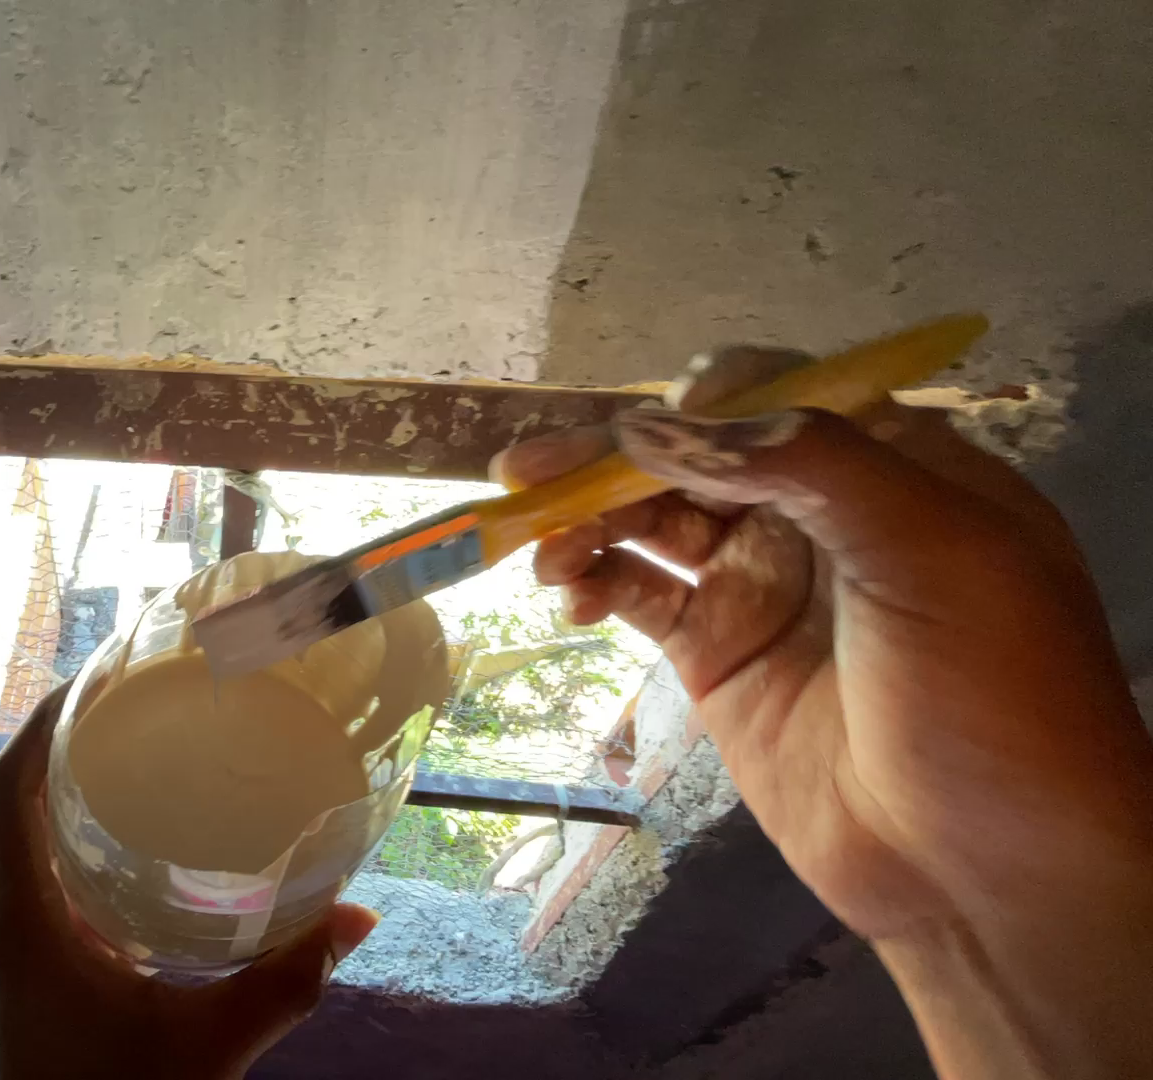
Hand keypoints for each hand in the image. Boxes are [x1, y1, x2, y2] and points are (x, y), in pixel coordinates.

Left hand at [0, 689, 378, 1079]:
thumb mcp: (206, 1050)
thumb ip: (285, 984)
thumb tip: (359, 916)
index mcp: (25, 919)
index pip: (5, 793)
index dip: (38, 725)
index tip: (90, 681)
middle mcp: (9, 914)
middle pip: (14, 794)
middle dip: (59, 733)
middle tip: (128, 694)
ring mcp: (19, 933)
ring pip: (26, 826)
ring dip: (63, 773)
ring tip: (131, 734)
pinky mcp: (39, 951)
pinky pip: (45, 860)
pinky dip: (76, 821)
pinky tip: (132, 819)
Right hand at [495, 347, 1152, 1077]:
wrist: (972, 870)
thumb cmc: (989, 701)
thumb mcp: (935, 555)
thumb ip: (805, 465)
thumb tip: (648, 424)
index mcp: (880, 469)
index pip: (768, 396)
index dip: (693, 405)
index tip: (639, 439)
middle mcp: (803, 513)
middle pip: (680, 459)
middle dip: (596, 464)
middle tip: (517, 471)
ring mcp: (748, 579)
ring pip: (641, 523)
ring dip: (581, 528)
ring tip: (541, 556)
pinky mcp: (705, 640)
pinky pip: (630, 590)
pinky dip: (590, 584)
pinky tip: (571, 603)